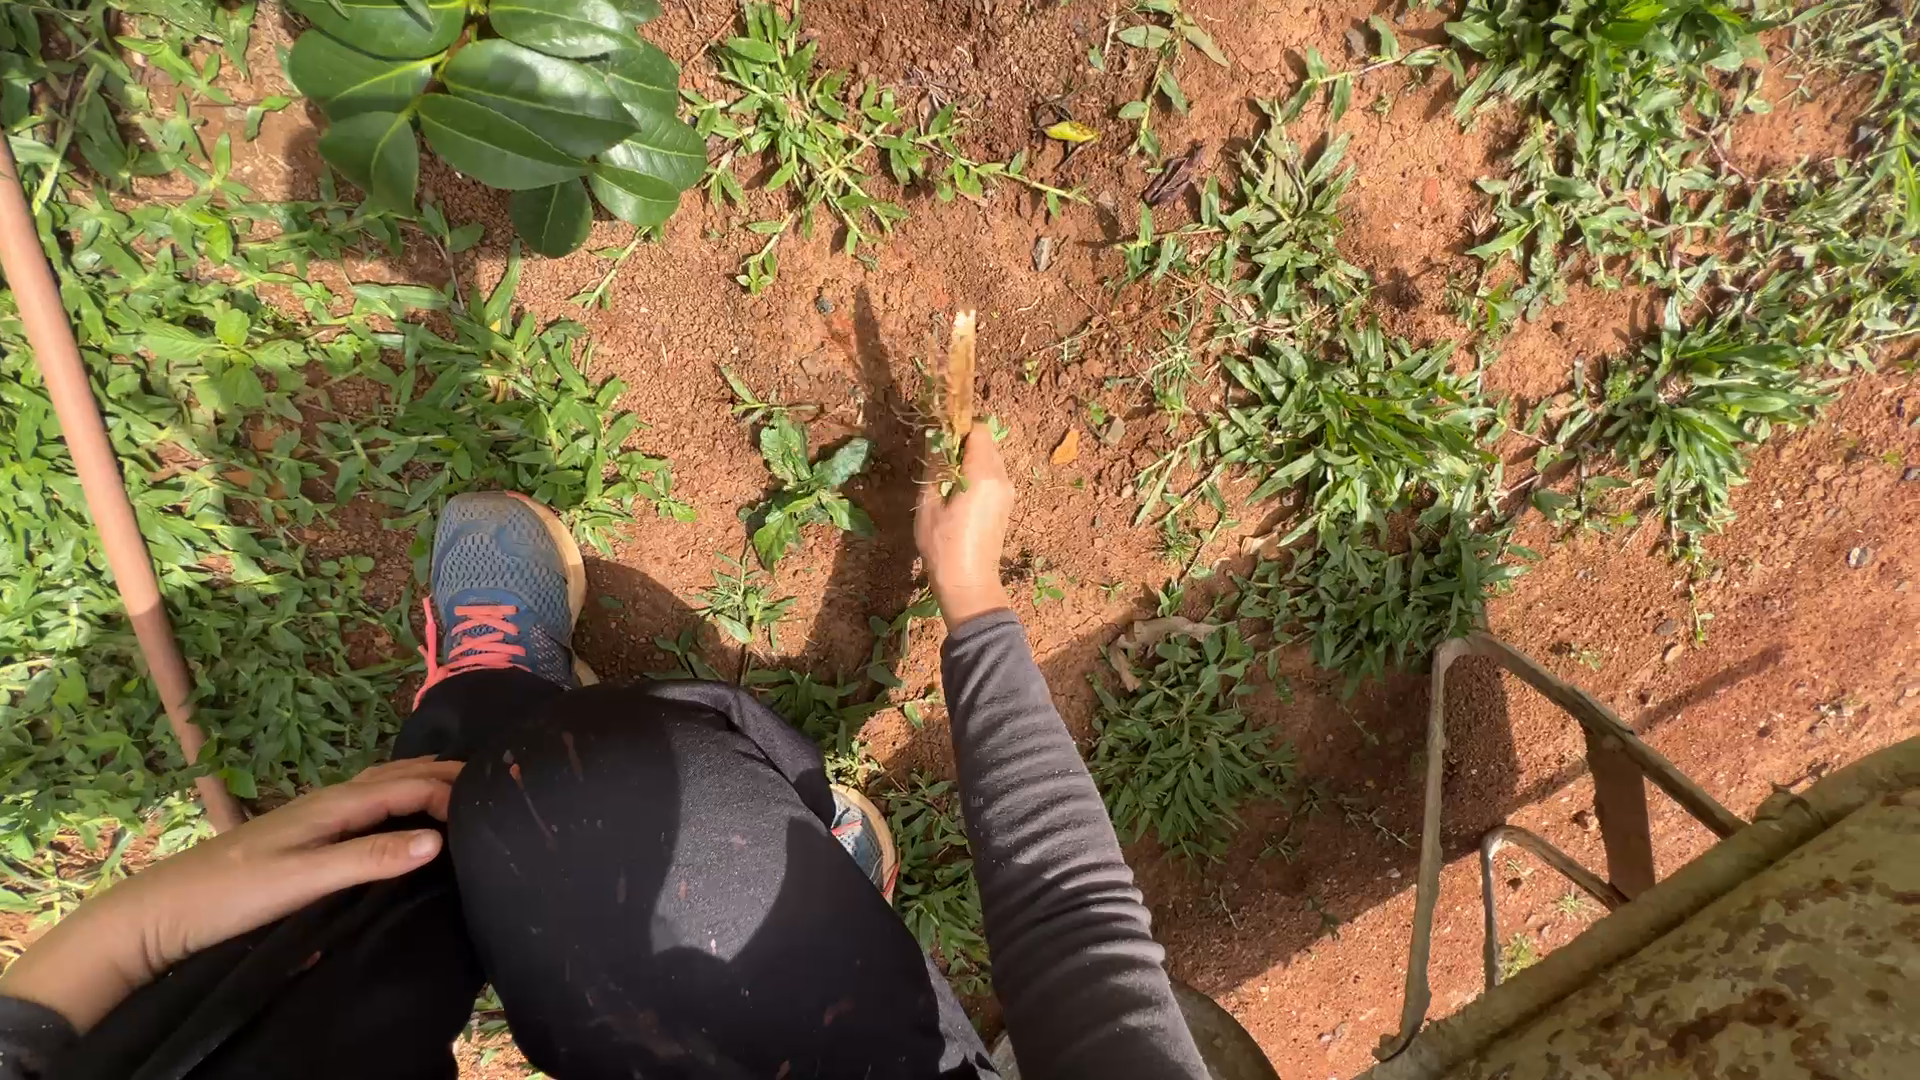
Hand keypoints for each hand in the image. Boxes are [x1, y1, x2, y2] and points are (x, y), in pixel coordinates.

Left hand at [0, 757, 460, 1031]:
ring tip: (466, 786)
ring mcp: (323, 809)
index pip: (415, 783)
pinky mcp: (314, 826)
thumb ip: (370, 858)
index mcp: (340, 801)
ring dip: (430, 776)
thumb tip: (439, 840)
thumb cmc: (230, 895)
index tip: (483, 815)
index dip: (453, 793)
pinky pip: (377, 793)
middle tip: (494, 786)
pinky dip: (408, 787)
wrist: (153, 915)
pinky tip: (411, 804)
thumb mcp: (302, 880)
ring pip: (391, 778)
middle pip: (407, 771)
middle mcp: (336, 795)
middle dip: (451, 774)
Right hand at [916, 428, 1013, 630]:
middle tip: (939, 461)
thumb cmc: (943, 546)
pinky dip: (977, 475)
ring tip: (946, 481)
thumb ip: (934, 466)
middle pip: (987, 443)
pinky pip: (993, 477)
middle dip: (963, 444)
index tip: (939, 440)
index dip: (958, 429)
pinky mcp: (1006, 505)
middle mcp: (1002, 478)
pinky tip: (958, 495)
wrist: (969, 584)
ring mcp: (1007, 493)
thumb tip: (934, 438)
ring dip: (970, 460)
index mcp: (984, 474)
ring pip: (991, 459)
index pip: (979, 431)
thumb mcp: (929, 504)